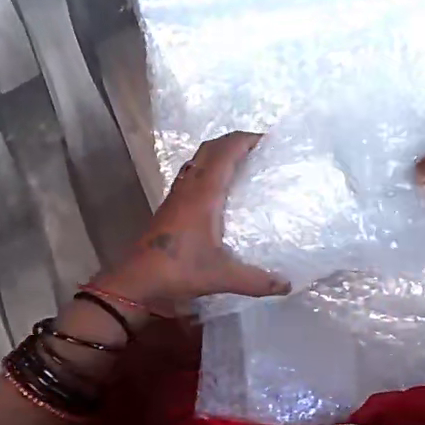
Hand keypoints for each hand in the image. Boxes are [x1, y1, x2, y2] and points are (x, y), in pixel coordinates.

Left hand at [91, 132, 290, 313]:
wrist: (137, 281)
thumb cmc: (178, 271)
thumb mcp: (222, 277)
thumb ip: (256, 281)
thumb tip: (286, 286)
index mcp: (203, 194)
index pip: (225, 153)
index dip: (245, 140)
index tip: (266, 139)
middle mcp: (189, 189)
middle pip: (209, 149)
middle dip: (232, 141)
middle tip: (257, 147)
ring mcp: (176, 197)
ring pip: (197, 161)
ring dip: (217, 154)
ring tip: (240, 163)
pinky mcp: (169, 208)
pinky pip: (190, 177)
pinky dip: (207, 171)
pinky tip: (217, 190)